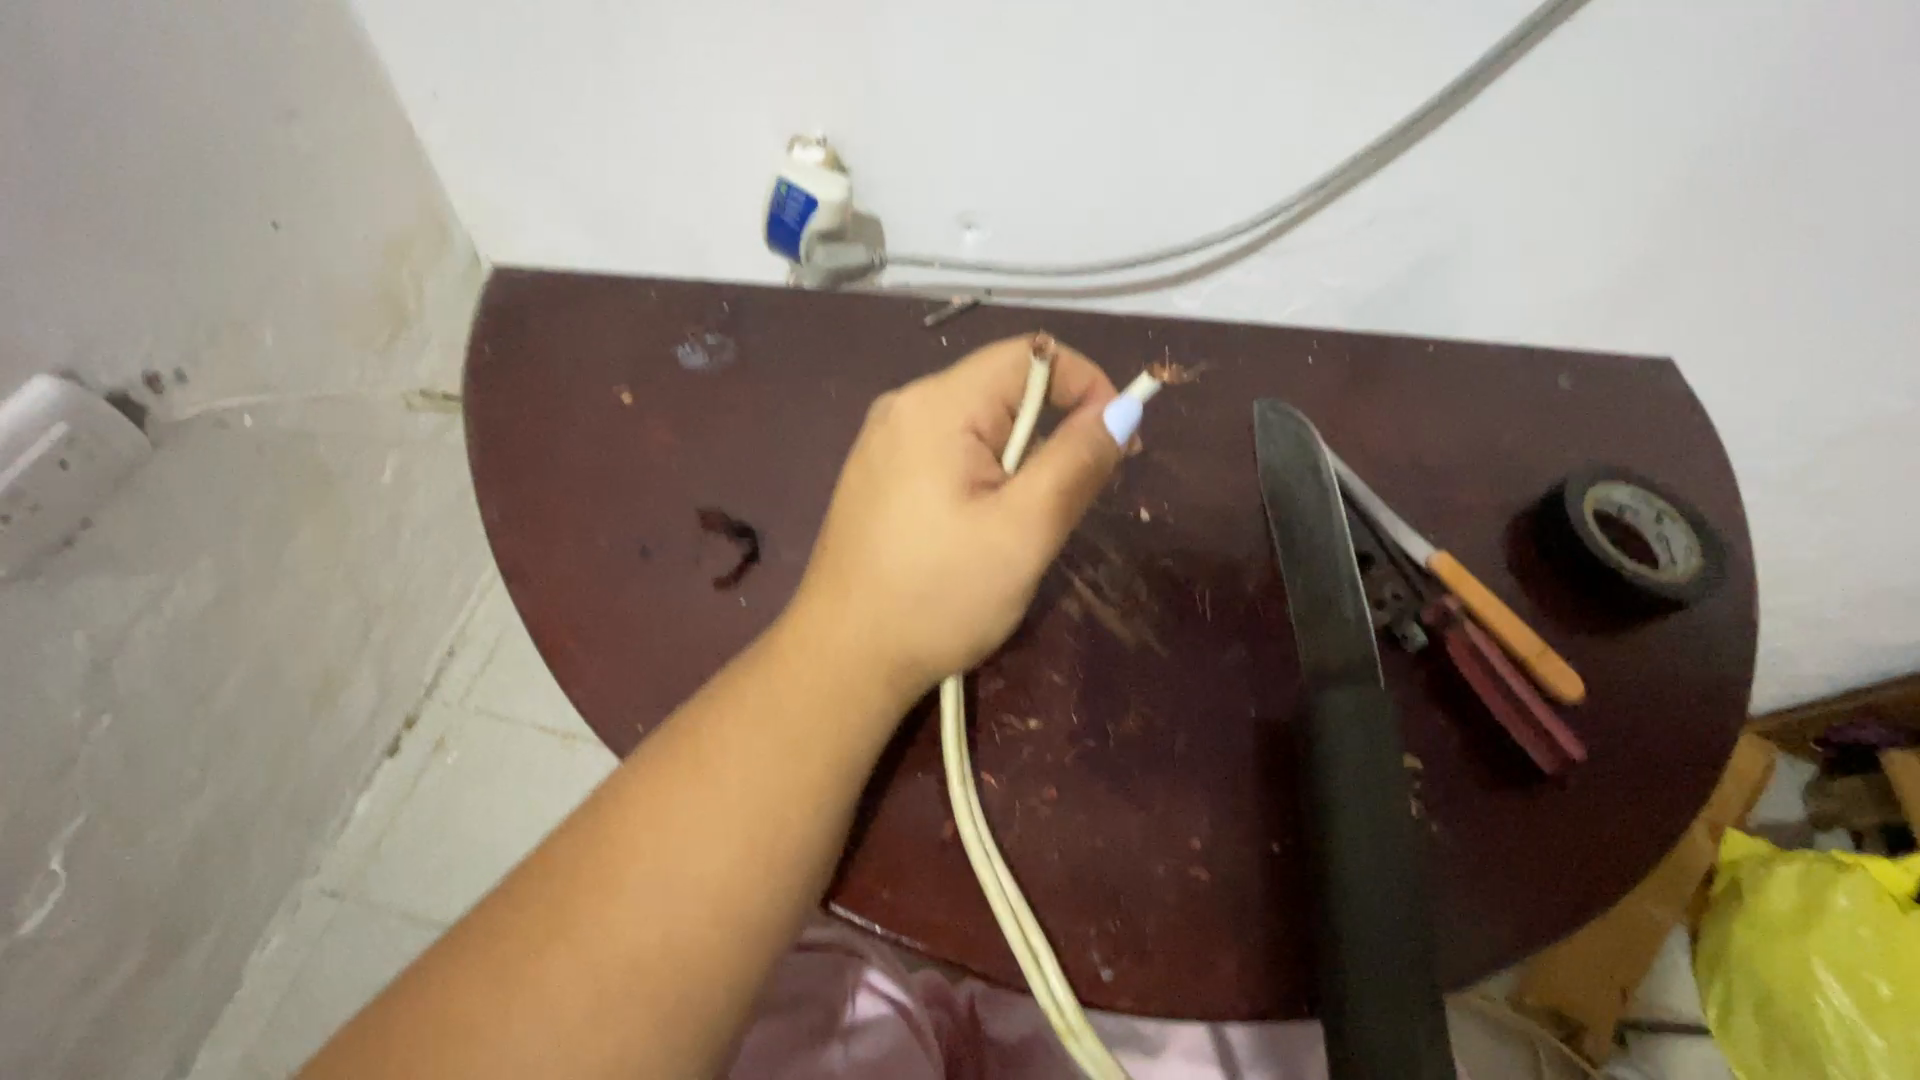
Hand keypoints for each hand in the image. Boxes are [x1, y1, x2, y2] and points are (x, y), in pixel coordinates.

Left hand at [786, 334, 1124, 698]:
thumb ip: (1077, 462)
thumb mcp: (1024, 532)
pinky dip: (982, 478)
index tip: (1118, 443)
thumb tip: (1123, 408)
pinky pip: (948, 454)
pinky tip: (976, 533)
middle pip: (1003, 390)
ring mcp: (884, 442)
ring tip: (1018, 529)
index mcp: (937, 405)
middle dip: (1052, 433)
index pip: (1031, 355)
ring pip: (978, 426)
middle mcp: (904, 407)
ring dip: (1019, 463)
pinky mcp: (877, 476)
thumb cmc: (937, 598)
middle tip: (1065, 504)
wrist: (843, 658)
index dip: (1086, 384)